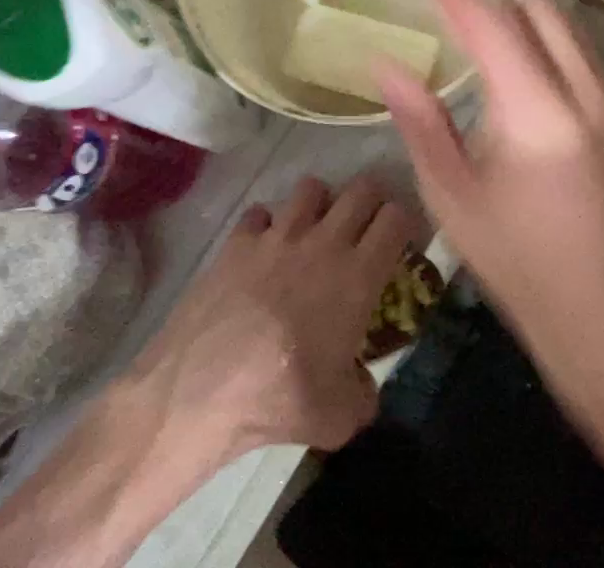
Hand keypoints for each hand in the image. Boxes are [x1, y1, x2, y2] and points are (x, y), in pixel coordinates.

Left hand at [123, 175, 416, 477]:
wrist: (200, 393)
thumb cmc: (282, 399)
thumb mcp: (341, 414)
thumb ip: (363, 392)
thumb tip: (361, 387)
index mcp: (359, 274)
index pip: (397, 218)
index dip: (404, 223)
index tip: (400, 242)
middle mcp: (323, 243)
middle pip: (362, 188)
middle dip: (371, 200)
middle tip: (366, 227)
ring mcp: (276, 238)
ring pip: (311, 188)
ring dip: (320, 204)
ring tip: (315, 231)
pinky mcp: (235, 244)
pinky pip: (260, 213)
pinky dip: (267, 225)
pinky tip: (263, 251)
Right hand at [379, 0, 603, 365]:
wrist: (599, 308)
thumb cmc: (516, 261)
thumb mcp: (453, 196)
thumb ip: (421, 123)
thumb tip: (386, 65)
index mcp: (536, 112)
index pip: (494, 24)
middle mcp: (582, 94)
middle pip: (542, 9)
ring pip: (567, 27)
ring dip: (524, 8)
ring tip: (478, 10)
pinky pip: (580, 53)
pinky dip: (546, 36)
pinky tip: (517, 53)